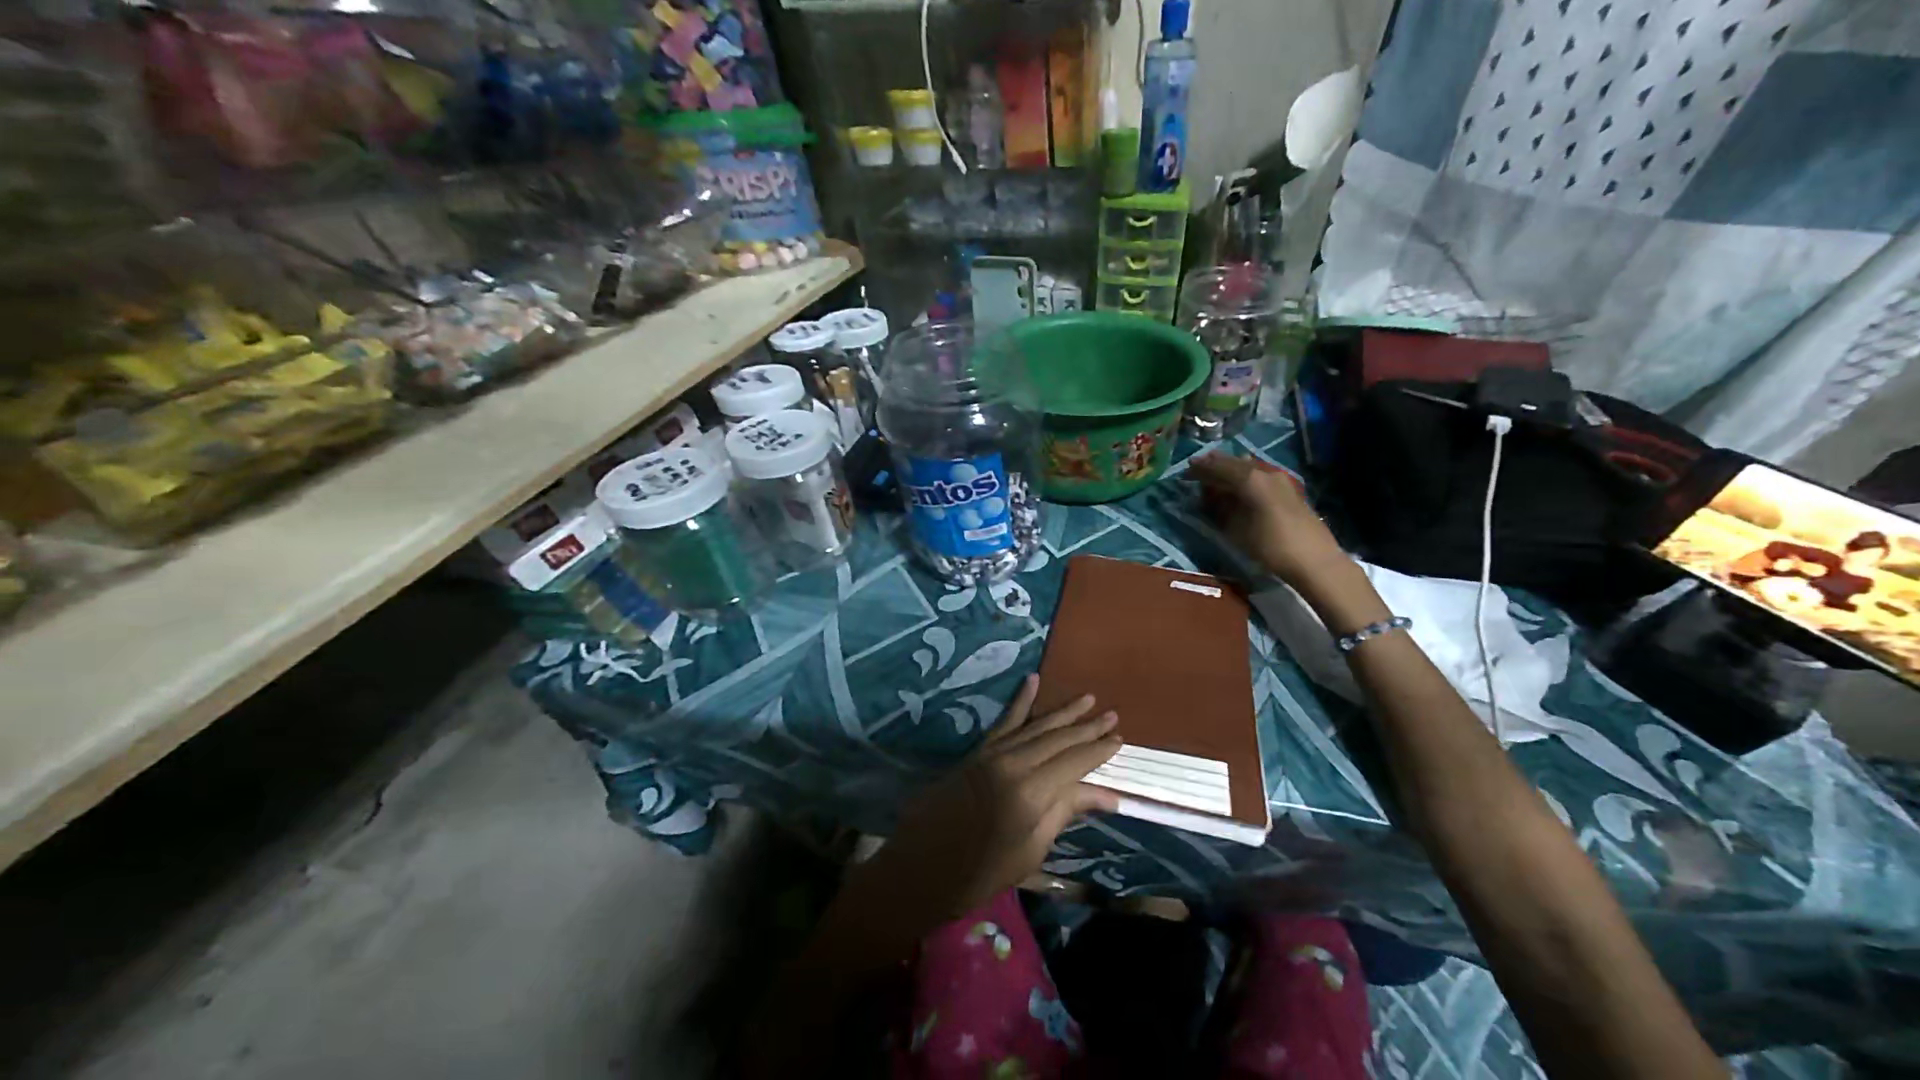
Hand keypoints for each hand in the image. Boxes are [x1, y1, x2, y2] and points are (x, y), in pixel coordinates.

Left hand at [869, 675, 1121, 921]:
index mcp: (1030, 793)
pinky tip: (1032, 682)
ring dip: (1062, 712)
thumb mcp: (1031, 850)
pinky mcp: (976, 752)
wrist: (920, 868)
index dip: (1098, 751)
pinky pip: (1004, 722)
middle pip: (1057, 739)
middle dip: (1086, 727)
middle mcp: (1012, 764)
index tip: (1119, 739)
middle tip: (1112, 714)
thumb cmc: (980, 873)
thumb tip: (1107, 795)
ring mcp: (991, 754)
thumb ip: (1064, 812)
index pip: (1074, 762)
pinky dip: (1020, 702)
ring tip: (1087, 698)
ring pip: (1035, 726)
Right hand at [1189, 452, 1344, 584]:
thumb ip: (1220, 508)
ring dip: (1231, 470)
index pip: (1219, 467)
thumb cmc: (1270, 547)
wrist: (1314, 560)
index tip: (1186, 471)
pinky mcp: (1289, 490)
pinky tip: (1239, 485)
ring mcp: (1281, 479)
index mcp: (1250, 479)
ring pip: (1249, 468)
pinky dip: (1245, 477)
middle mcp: (1266, 472)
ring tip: (1216, 475)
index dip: (1201, 469)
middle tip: (1198, 468)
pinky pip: (1260, 475)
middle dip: (1215, 465)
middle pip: (1235, 463)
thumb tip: (1211, 495)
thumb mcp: (1236, 530)